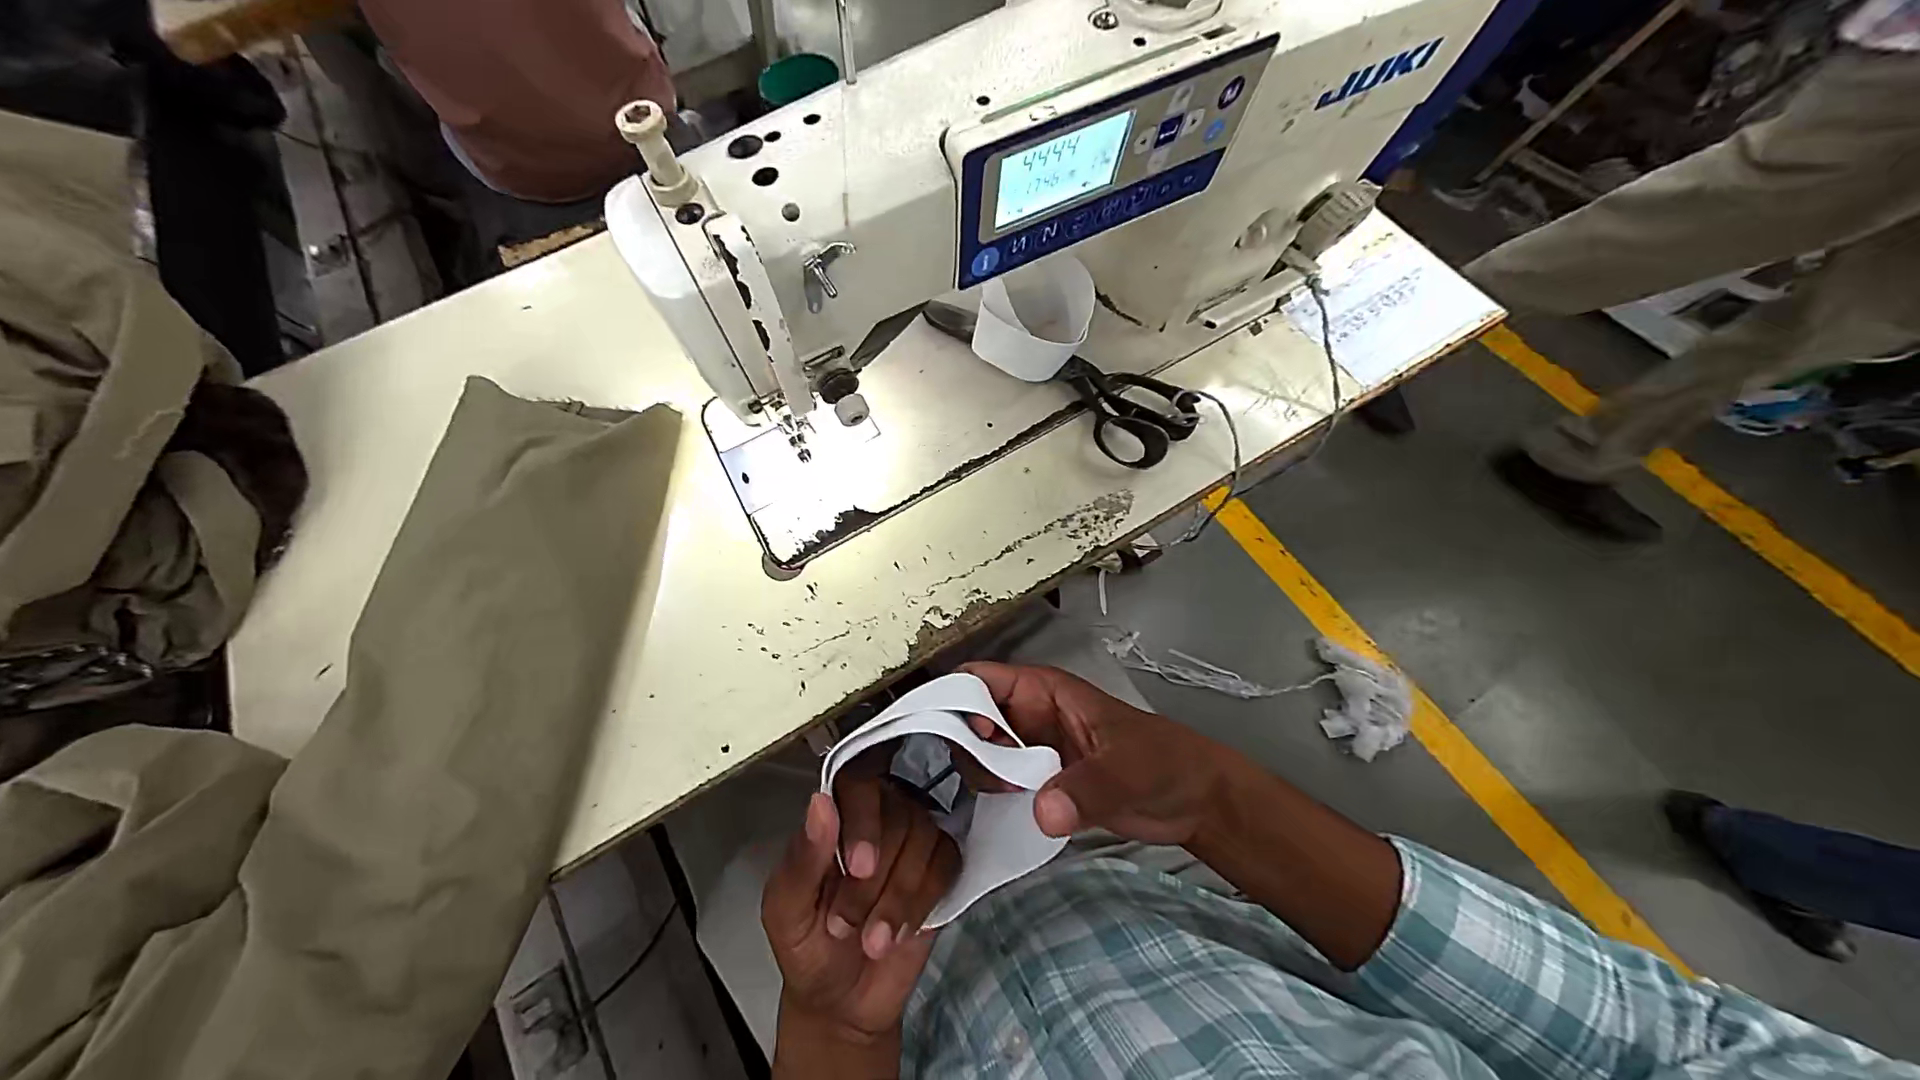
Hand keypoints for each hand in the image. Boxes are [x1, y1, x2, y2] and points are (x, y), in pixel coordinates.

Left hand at [762, 779, 959, 1047]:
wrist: (843, 1002)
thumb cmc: (807, 947)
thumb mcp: (786, 911)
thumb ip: (802, 859)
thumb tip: (820, 801)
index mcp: (835, 815)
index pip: (859, 783)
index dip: (864, 822)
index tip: (859, 869)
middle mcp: (878, 815)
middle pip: (897, 814)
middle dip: (874, 881)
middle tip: (847, 926)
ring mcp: (912, 838)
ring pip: (925, 836)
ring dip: (899, 897)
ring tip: (873, 941)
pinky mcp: (939, 867)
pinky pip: (948, 861)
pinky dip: (924, 901)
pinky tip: (901, 932)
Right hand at [958, 662, 1232, 845]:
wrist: (1194, 801)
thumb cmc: (1164, 762)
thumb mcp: (1128, 769)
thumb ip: (1086, 788)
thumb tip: (1043, 812)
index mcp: (1043, 690)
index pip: (980, 680)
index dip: (955, 699)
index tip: (948, 735)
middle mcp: (1028, 715)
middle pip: (969, 716)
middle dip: (961, 741)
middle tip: (977, 774)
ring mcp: (1031, 749)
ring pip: (978, 751)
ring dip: (976, 772)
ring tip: (1004, 793)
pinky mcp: (1037, 782)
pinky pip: (998, 782)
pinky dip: (989, 795)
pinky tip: (995, 813)